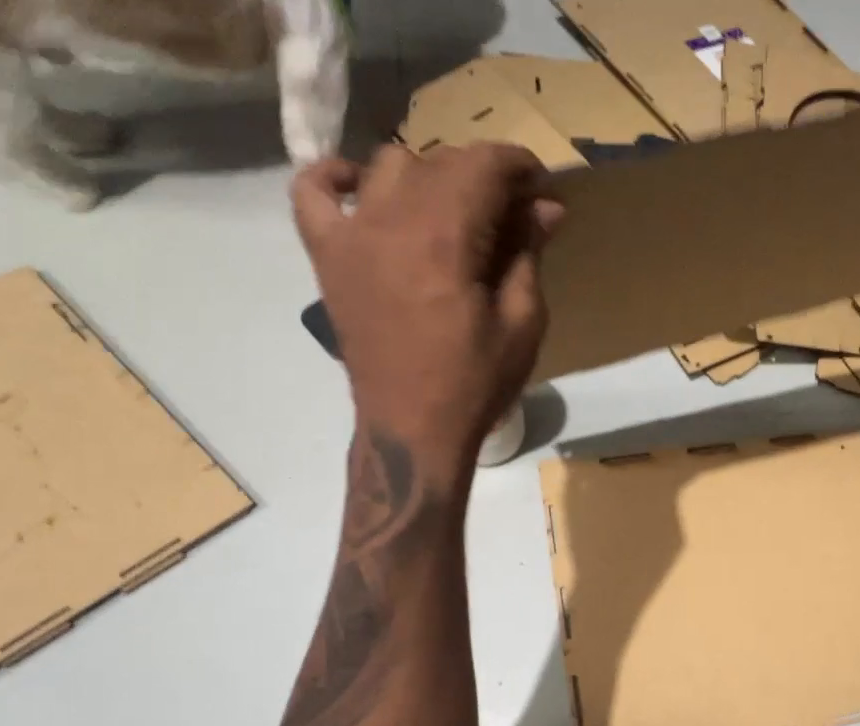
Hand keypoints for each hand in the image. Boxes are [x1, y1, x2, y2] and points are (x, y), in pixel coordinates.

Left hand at [292, 143, 565, 475]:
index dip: (517, 165)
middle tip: (514, 211)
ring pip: (389, 166)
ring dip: (429, 175)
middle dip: (484, 175)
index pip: (481, 167)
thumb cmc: (476, 382)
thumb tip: (546, 208)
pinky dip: (337, 177)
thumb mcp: (521, 322)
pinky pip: (313, 192)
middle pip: (440, 163)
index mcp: (444, 240)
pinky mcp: (328, 256)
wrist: (412, 429)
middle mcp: (390, 222)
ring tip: (455, 210)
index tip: (542, 186)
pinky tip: (365, 187)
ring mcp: (351, 235)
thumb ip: (528, 255)